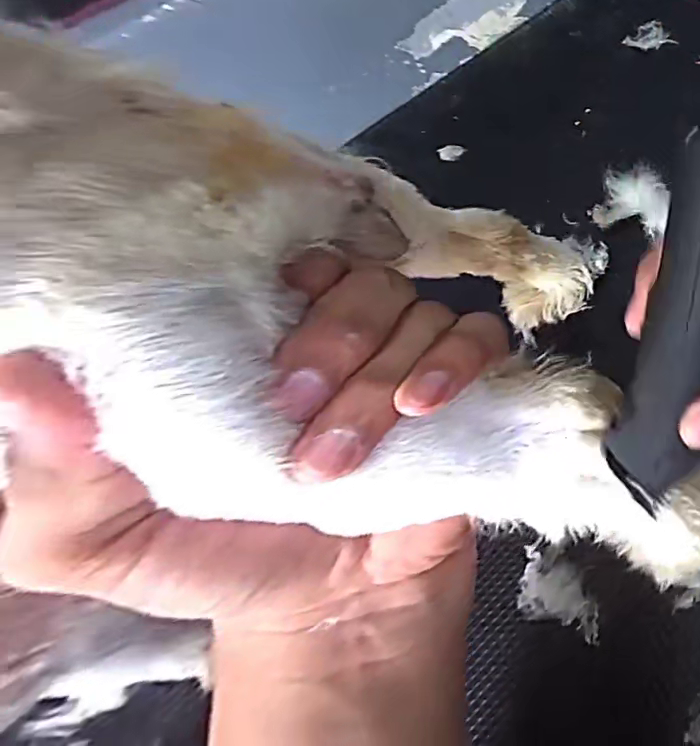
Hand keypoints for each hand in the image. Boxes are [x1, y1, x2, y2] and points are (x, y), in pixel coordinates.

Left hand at [0, 256, 505, 633]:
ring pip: (425, 314)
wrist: (336, 603)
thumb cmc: (223, 558)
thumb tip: (15, 371)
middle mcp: (357, 338)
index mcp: (271, 346)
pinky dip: (456, 361)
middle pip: (372, 282)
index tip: (272, 315)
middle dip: (336, 341)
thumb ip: (59, 467)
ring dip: (380, 379)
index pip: (300, 267)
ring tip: (341, 459)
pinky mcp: (477, 381)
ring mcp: (422, 355)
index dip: (296, 276)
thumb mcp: (100, 538)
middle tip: (292, 412)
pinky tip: (424, 406)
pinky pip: (483, 337)